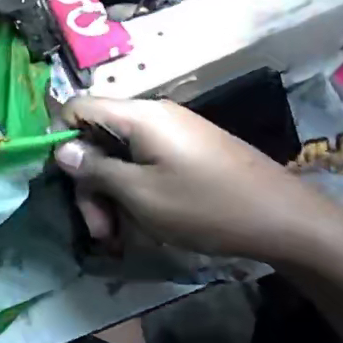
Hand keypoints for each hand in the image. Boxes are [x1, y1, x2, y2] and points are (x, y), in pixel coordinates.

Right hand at [53, 96, 342, 268]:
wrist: (281, 217)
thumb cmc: (205, 206)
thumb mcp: (141, 195)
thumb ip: (96, 169)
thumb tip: (62, 149)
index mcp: (139, 115)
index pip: (79, 106)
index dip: (60, 138)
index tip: (63, 183)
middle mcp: (155, 115)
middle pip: (100, 136)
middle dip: (91, 183)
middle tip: (98, 230)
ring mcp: (175, 132)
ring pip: (123, 154)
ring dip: (112, 193)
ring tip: (119, 236)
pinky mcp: (190, 150)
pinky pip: (147, 161)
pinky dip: (136, 190)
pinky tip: (144, 222)